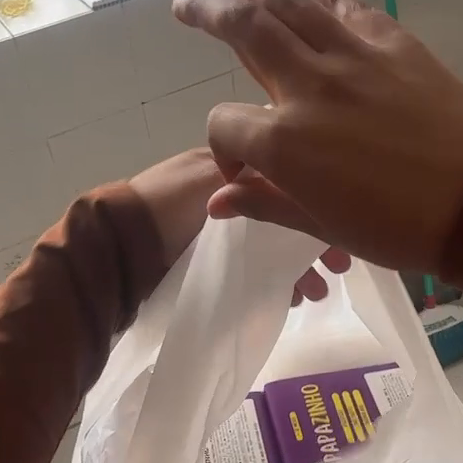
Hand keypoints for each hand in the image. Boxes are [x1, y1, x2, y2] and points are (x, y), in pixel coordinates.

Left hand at [126, 148, 350, 302]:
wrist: (118, 247)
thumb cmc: (169, 206)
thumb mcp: (217, 178)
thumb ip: (257, 178)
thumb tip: (299, 184)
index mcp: (229, 165)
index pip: (285, 180)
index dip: (315, 202)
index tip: (344, 228)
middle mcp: (227, 194)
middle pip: (282, 215)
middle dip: (311, 240)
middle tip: (339, 268)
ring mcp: (216, 230)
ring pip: (269, 245)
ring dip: (296, 265)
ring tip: (316, 293)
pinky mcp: (206, 260)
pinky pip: (251, 267)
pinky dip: (272, 279)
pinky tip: (289, 297)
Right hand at [170, 0, 462, 273]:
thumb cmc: (397, 227)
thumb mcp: (323, 226)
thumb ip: (265, 204)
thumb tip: (217, 202)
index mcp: (282, 142)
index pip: (225, 125)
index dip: (223, 148)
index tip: (241, 172)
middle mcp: (307, 86)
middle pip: (243, 31)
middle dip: (207, 11)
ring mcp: (351, 58)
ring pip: (290, 4)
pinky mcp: (392, 43)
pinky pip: (348, 8)